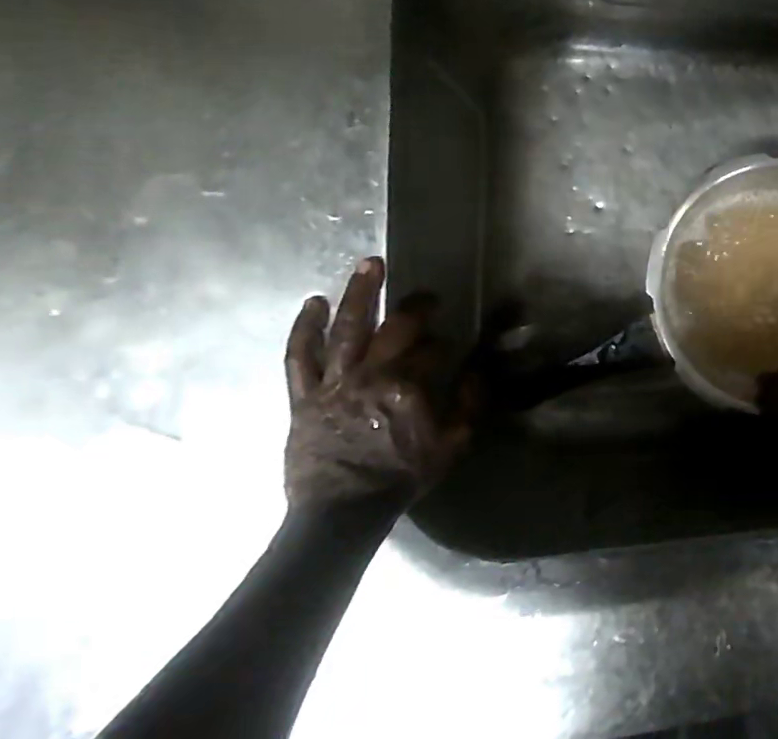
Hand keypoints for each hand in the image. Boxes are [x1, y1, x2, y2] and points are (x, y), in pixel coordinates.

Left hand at [283, 257, 477, 509]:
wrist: (342, 513)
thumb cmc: (401, 478)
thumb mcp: (452, 445)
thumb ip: (470, 405)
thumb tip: (478, 371)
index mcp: (409, 388)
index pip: (432, 350)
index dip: (443, 343)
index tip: (448, 344)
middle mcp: (371, 376)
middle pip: (394, 327)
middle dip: (413, 305)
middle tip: (425, 294)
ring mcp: (334, 383)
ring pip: (345, 328)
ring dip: (359, 293)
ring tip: (368, 265)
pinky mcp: (304, 395)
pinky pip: (300, 356)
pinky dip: (305, 328)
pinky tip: (314, 303)